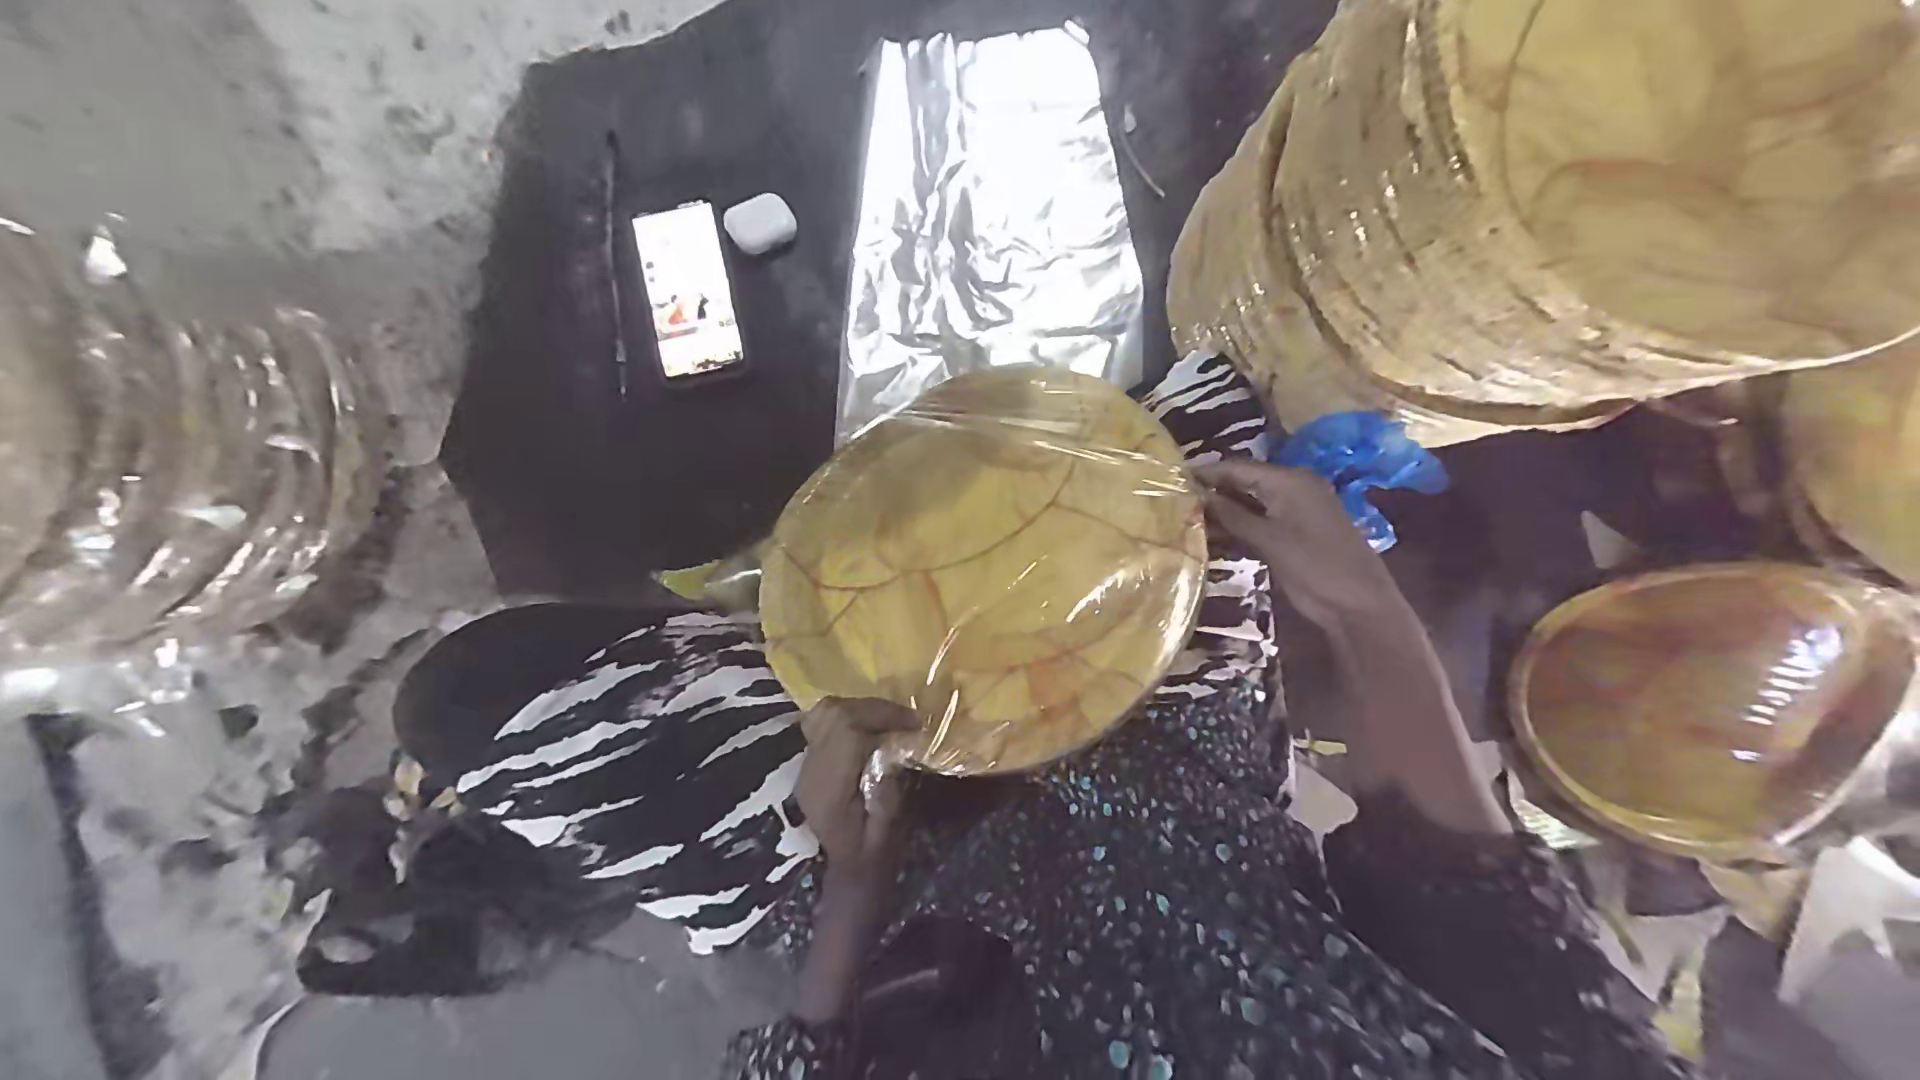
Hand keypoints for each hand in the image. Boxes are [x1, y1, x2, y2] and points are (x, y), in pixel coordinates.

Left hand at [796, 697, 918, 882]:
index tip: (913, 722)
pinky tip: (869, 725)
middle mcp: (811, 770)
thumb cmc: (872, 854)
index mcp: (829, 789)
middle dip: (874, 707)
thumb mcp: (888, 830)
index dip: (881, 716)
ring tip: (889, 718)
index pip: (846, 730)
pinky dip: (848, 714)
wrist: (847, 871)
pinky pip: (822, 722)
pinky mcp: (809, 760)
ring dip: (860, 706)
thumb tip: (892, 751)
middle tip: (906, 718)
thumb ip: (888, 792)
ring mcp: (806, 764)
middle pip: (834, 714)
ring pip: (824, 712)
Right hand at [1194, 460, 1401, 631]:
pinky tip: (1210, 539)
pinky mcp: (1294, 532)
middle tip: (1175, 502)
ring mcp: (1295, 511)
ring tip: (1185, 521)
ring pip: (1249, 505)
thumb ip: (1231, 515)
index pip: (1238, 468)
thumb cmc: (1312, 565)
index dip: (1206, 473)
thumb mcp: (1267, 539)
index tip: (1173, 479)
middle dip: (1211, 493)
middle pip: (1243, 483)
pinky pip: (1259, 522)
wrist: (1356, 604)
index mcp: (1289, 481)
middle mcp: (1292, 489)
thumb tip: (1198, 496)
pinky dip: (1236, 529)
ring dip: (1221, 514)